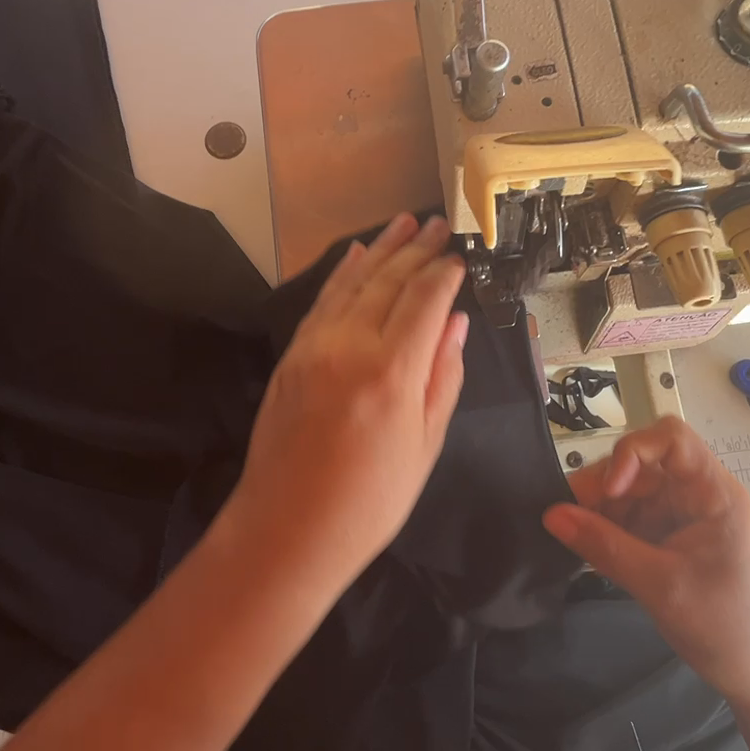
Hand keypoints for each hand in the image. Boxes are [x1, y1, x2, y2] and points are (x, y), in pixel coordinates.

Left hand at [232, 214, 468, 576]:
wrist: (286, 530)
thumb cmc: (370, 501)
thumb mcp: (425, 444)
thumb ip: (443, 376)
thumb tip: (456, 322)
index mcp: (392, 371)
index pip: (425, 299)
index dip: (446, 272)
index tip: (462, 255)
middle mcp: (350, 345)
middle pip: (390, 280)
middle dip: (418, 248)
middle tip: (439, 222)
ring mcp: (314, 346)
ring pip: (354, 281)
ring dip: (382, 248)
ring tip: (405, 220)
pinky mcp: (292, 354)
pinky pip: (323, 300)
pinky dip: (343, 272)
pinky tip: (358, 252)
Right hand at [543, 416, 749, 706]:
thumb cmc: (724, 625)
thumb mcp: (660, 587)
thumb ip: (605, 547)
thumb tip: (552, 515)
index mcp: (713, 493)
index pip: (672, 439)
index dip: (634, 450)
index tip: (612, 489)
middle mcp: (695, 493)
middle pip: (641, 464)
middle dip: (604, 485)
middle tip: (568, 516)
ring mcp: (679, 513)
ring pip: (628, 489)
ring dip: (598, 508)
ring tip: (573, 536)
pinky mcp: (664, 534)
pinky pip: (626, 515)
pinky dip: (603, 526)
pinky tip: (585, 545)